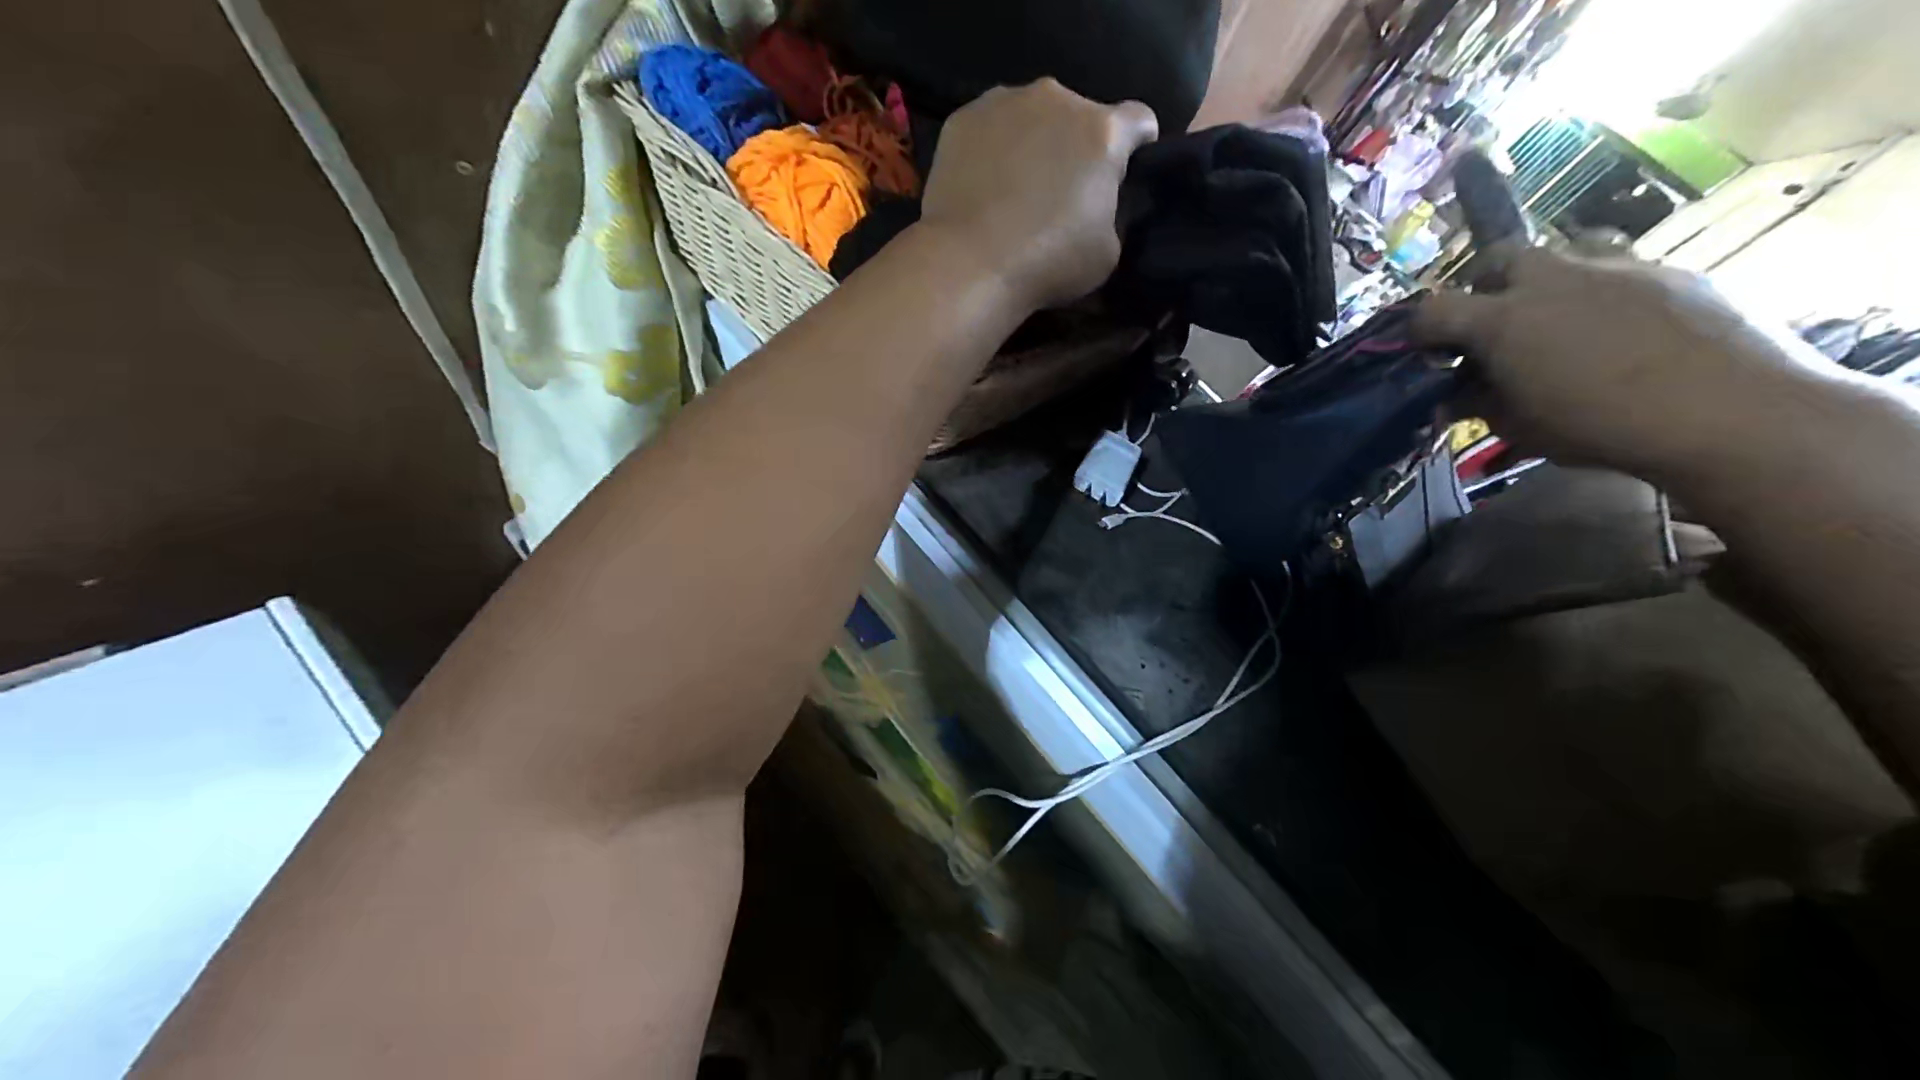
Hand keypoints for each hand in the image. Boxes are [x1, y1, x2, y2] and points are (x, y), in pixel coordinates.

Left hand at [916, 79, 1158, 309]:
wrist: (969, 264)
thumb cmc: (1047, 262)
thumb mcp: (1108, 251)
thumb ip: (1112, 211)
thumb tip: (1098, 201)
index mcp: (1103, 131)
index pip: (1139, 120)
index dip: (1137, 145)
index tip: (1124, 171)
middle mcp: (1056, 99)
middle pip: (1079, 115)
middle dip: (1076, 145)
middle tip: (1059, 190)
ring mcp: (1004, 102)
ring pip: (1031, 116)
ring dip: (1032, 141)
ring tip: (1014, 187)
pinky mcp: (962, 119)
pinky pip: (988, 127)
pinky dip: (991, 148)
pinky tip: (982, 185)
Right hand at [1414, 246, 1829, 479]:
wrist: (1726, 411)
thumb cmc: (1597, 424)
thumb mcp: (1517, 426)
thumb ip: (1478, 404)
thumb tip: (1453, 399)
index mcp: (1502, 319)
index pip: (1432, 308)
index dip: (1419, 329)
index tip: (1424, 351)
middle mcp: (1551, 279)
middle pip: (1499, 258)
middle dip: (1484, 284)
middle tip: (1491, 324)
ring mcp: (1615, 268)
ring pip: (1564, 258)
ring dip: (1547, 287)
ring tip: (1559, 328)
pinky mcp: (1669, 273)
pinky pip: (1618, 274)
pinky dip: (1603, 298)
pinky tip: (1621, 335)